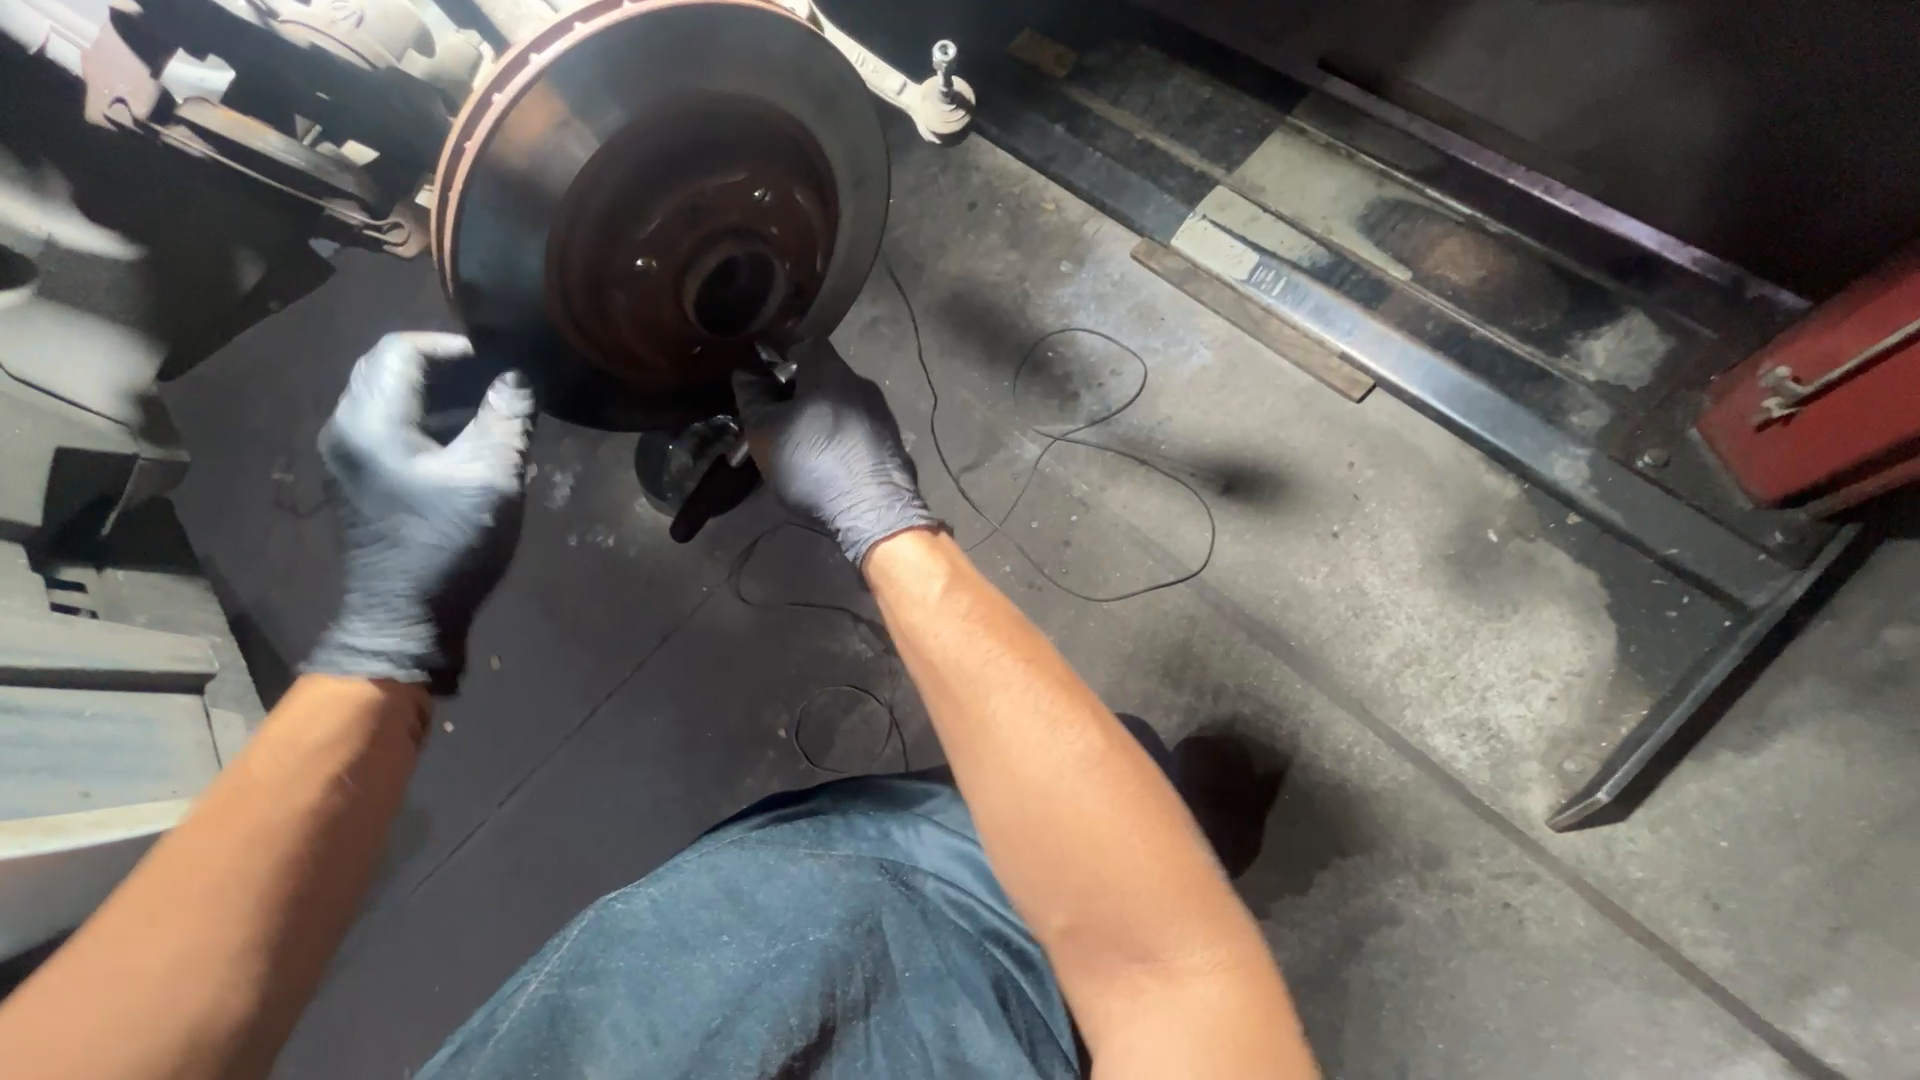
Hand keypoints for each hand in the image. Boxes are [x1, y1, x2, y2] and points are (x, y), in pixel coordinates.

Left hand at [304, 332, 533, 692]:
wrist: (405, 614)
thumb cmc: (448, 544)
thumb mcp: (491, 478)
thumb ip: (506, 419)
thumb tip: (519, 377)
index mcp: (370, 421)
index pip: (401, 349)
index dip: (453, 345)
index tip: (502, 360)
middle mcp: (347, 427)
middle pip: (388, 366)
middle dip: (446, 363)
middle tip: (499, 375)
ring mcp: (349, 453)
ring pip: (388, 394)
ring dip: (439, 389)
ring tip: (492, 400)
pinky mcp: (363, 475)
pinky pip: (391, 422)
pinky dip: (429, 414)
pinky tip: (469, 432)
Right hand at [732, 338, 942, 566]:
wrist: (873, 512)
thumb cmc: (813, 463)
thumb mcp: (765, 432)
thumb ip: (753, 398)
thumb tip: (745, 374)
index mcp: (832, 372)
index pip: (807, 344)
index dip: (783, 359)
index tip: (767, 386)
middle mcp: (862, 385)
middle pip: (825, 377)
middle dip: (799, 395)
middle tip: (777, 423)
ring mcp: (882, 415)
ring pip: (842, 405)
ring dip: (820, 419)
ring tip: (801, 449)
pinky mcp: (892, 444)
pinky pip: (858, 430)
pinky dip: (841, 439)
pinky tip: (829, 465)